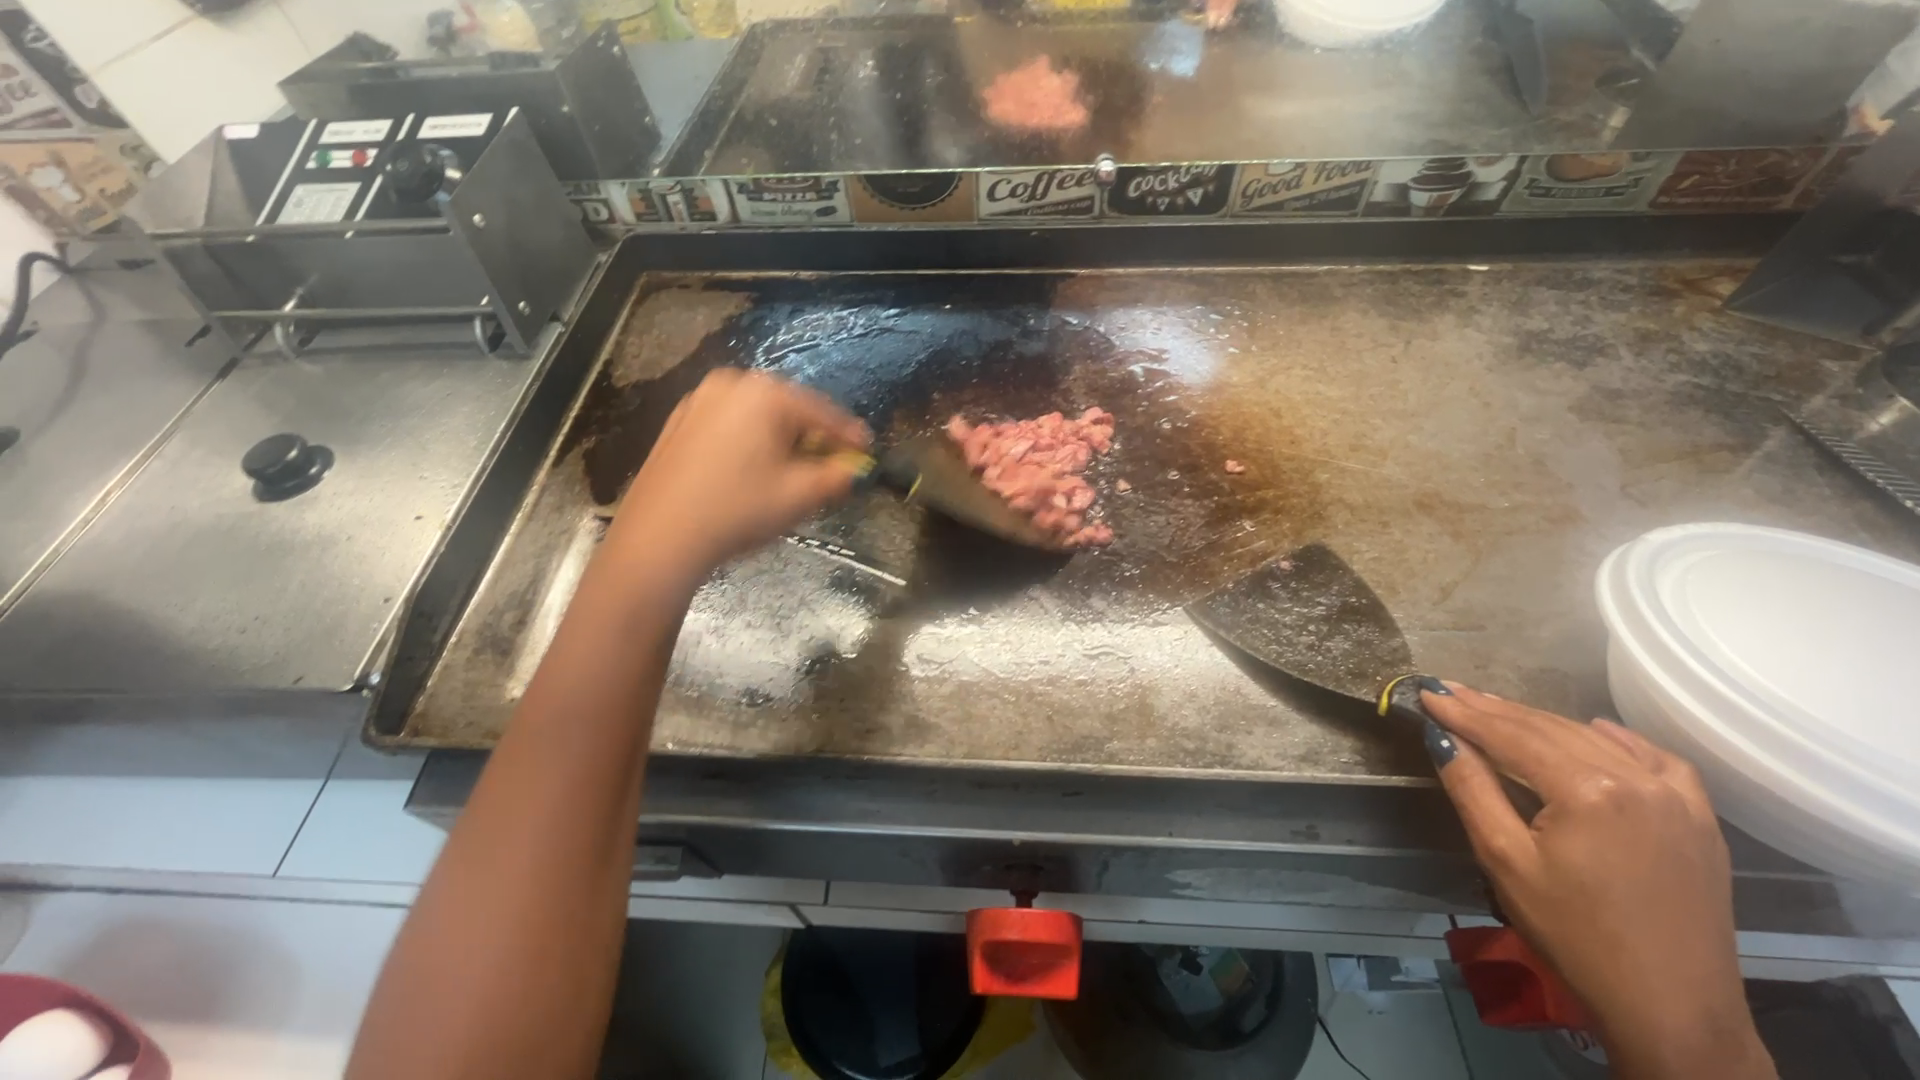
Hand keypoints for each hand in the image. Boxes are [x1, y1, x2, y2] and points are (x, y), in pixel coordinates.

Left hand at [607, 369, 869, 578]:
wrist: (659, 537)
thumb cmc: (738, 510)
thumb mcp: (801, 496)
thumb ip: (838, 477)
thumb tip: (852, 469)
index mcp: (764, 393)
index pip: (822, 412)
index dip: (848, 435)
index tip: (867, 450)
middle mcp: (730, 384)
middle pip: (788, 410)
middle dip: (811, 437)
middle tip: (830, 464)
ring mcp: (698, 402)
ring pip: (756, 419)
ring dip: (779, 441)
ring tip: (792, 472)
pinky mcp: (677, 424)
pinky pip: (729, 428)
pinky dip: (748, 445)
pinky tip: (752, 474)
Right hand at [1422, 684, 1774, 1079]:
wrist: (1672, 1006)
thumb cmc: (1573, 935)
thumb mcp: (1505, 861)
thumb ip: (1471, 789)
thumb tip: (1442, 736)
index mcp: (1588, 790)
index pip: (1510, 735)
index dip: (1464, 713)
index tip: (1427, 692)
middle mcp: (1637, 778)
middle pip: (1550, 730)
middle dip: (1496, 710)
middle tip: (1451, 692)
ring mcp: (1676, 796)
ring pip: (1594, 740)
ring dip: (1542, 723)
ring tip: (1498, 710)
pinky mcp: (1699, 818)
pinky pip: (1654, 759)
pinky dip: (1614, 740)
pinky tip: (1593, 731)